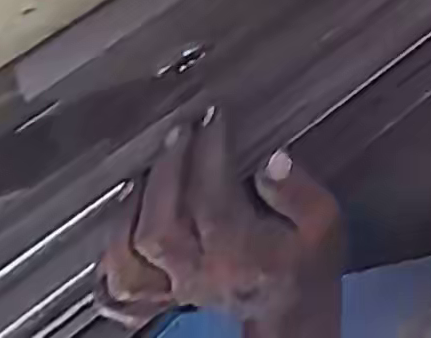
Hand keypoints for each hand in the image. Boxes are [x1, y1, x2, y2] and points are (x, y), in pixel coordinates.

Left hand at [98, 110, 343, 337]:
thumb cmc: (311, 258)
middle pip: (161, 224)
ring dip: (131, 209)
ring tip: (144, 170)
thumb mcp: (324, 219)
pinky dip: (107, 257)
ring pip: (129, 256)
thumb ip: (299, 190)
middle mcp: (197, 271)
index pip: (211, 197)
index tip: (215, 117)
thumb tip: (273, 157)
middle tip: (180, 130)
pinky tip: (117, 225)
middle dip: (168, 170)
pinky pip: (117, 288)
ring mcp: (174, 288)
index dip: (209, 152)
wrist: (295, 314)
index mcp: (238, 249)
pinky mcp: (163, 298)